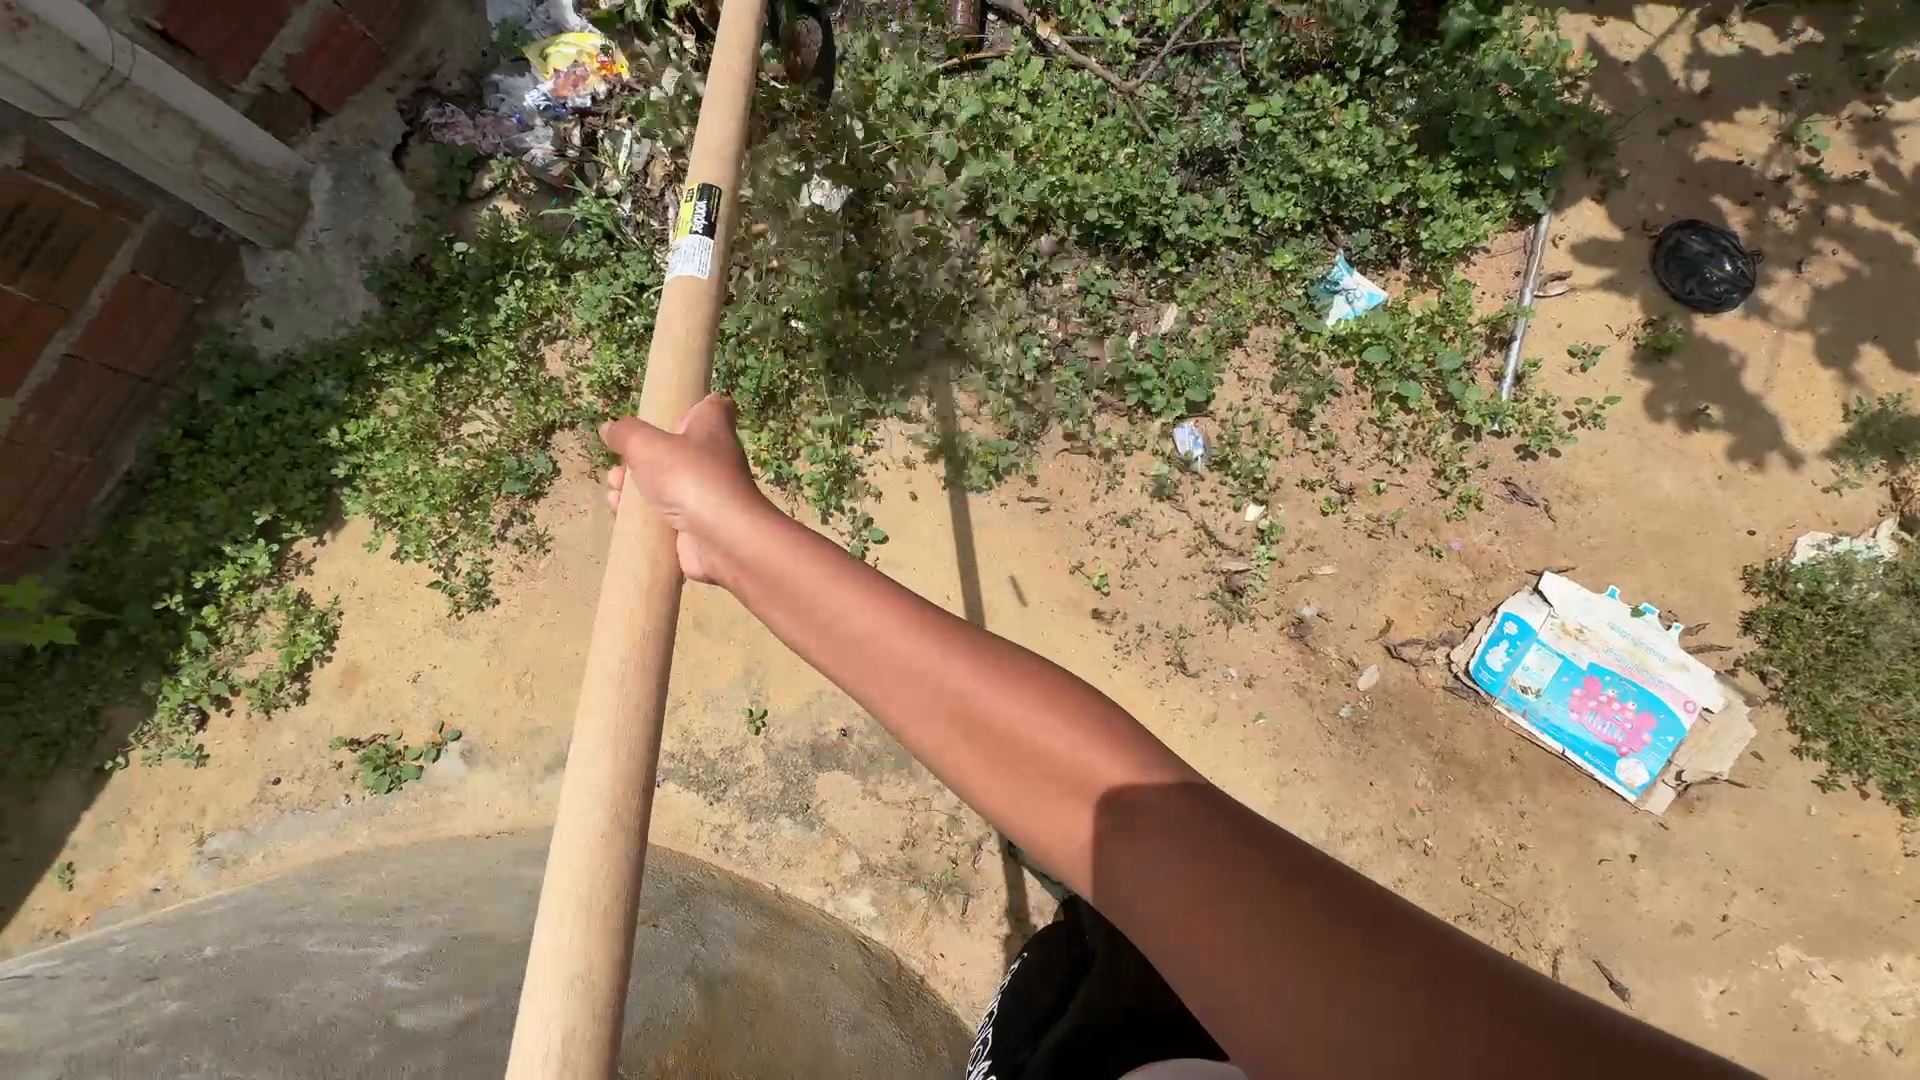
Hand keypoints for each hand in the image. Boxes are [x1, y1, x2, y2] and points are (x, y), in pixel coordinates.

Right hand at [600, 394, 774, 586]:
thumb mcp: (648, 445)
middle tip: (620, 468)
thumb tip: (610, 429)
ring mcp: (706, 493)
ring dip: (633, 487)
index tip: (666, 412)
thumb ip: (626, 433)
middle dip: (639, 457)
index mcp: (712, 428)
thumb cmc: (690, 477)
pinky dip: (642, 515)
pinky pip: (664, 514)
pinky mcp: (697, 523)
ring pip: (665, 484)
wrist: (721, 538)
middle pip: (674, 449)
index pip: (711, 406)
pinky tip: (621, 514)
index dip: (691, 406)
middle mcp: (714, 458)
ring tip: (615, 492)